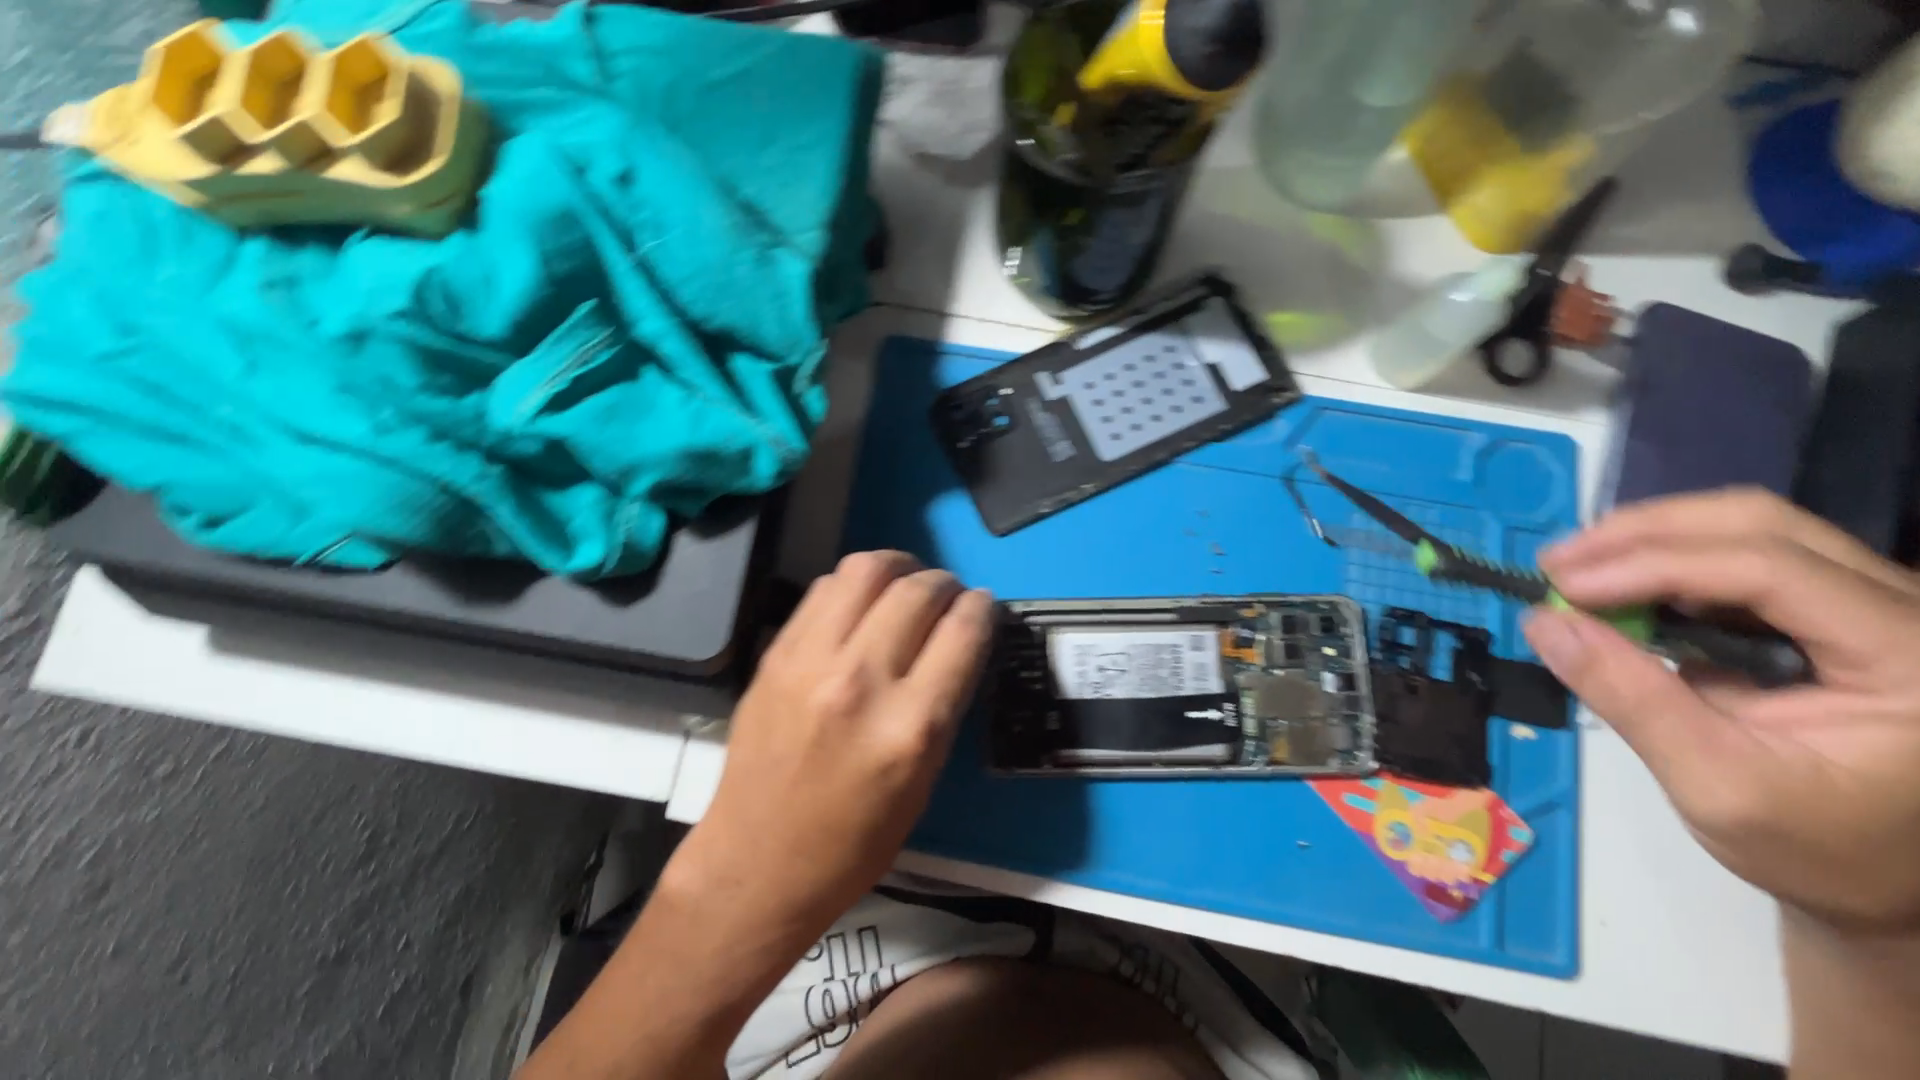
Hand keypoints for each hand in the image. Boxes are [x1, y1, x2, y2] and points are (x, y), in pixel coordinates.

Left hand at [682, 550, 993, 929]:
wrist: (759, 863)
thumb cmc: (855, 842)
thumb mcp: (924, 781)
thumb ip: (943, 704)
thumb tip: (958, 643)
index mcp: (911, 727)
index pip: (962, 632)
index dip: (982, 608)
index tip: (983, 605)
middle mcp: (862, 681)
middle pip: (918, 591)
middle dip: (946, 583)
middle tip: (950, 594)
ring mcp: (811, 662)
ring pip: (865, 570)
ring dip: (899, 566)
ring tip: (907, 582)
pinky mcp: (775, 655)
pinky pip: (822, 590)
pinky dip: (853, 584)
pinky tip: (862, 601)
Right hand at [1524, 490, 1919, 930]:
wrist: (1879, 875)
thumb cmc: (1814, 846)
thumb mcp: (1716, 784)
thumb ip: (1632, 698)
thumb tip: (1542, 622)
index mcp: (1908, 654)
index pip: (1770, 570)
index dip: (1655, 565)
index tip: (1563, 587)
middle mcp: (1905, 606)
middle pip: (1760, 524)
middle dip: (1645, 533)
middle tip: (1557, 564)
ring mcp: (1871, 601)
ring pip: (1750, 527)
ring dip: (1650, 539)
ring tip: (1574, 571)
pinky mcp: (1831, 608)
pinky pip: (1743, 556)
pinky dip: (1666, 563)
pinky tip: (1615, 588)